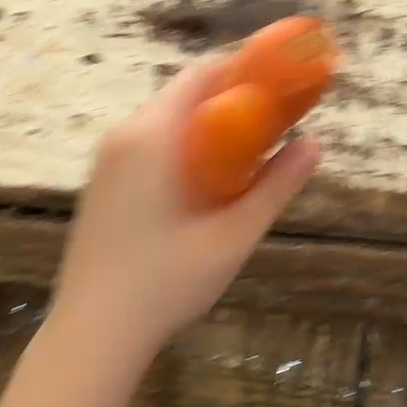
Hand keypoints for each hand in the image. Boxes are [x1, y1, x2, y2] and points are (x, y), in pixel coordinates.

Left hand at [50, 59, 320, 359]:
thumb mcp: (234, 235)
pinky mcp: (103, 184)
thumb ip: (276, 186)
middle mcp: (124, 135)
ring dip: (209, 124)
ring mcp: (108, 160)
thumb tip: (315, 143)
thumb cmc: (166, 281)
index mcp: (152, 135)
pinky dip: (185, 146)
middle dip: (233, 99)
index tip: (283, 83)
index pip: (202, 75)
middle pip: (185, 94)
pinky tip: (210, 181)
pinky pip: (150, 144)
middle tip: (278, 120)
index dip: (246, 70)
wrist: (91, 336)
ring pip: (168, 121)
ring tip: (252, 151)